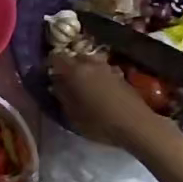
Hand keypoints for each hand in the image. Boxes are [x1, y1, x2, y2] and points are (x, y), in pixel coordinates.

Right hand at [48, 52, 164, 146]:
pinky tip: (98, 90)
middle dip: (67, 66)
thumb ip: (61, 95)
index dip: (49, 65)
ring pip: (90, 62)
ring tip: (81, 85)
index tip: (47, 76)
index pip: (55, 57)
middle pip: (74, 57)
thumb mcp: (72, 114)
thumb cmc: (99, 122)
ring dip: (84, 70)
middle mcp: (91, 63)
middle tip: (64, 81)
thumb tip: (55, 83)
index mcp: (74, 70)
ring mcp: (108, 67)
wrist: (135, 124)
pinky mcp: (120, 75)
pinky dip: (97, 75)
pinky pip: (102, 70)